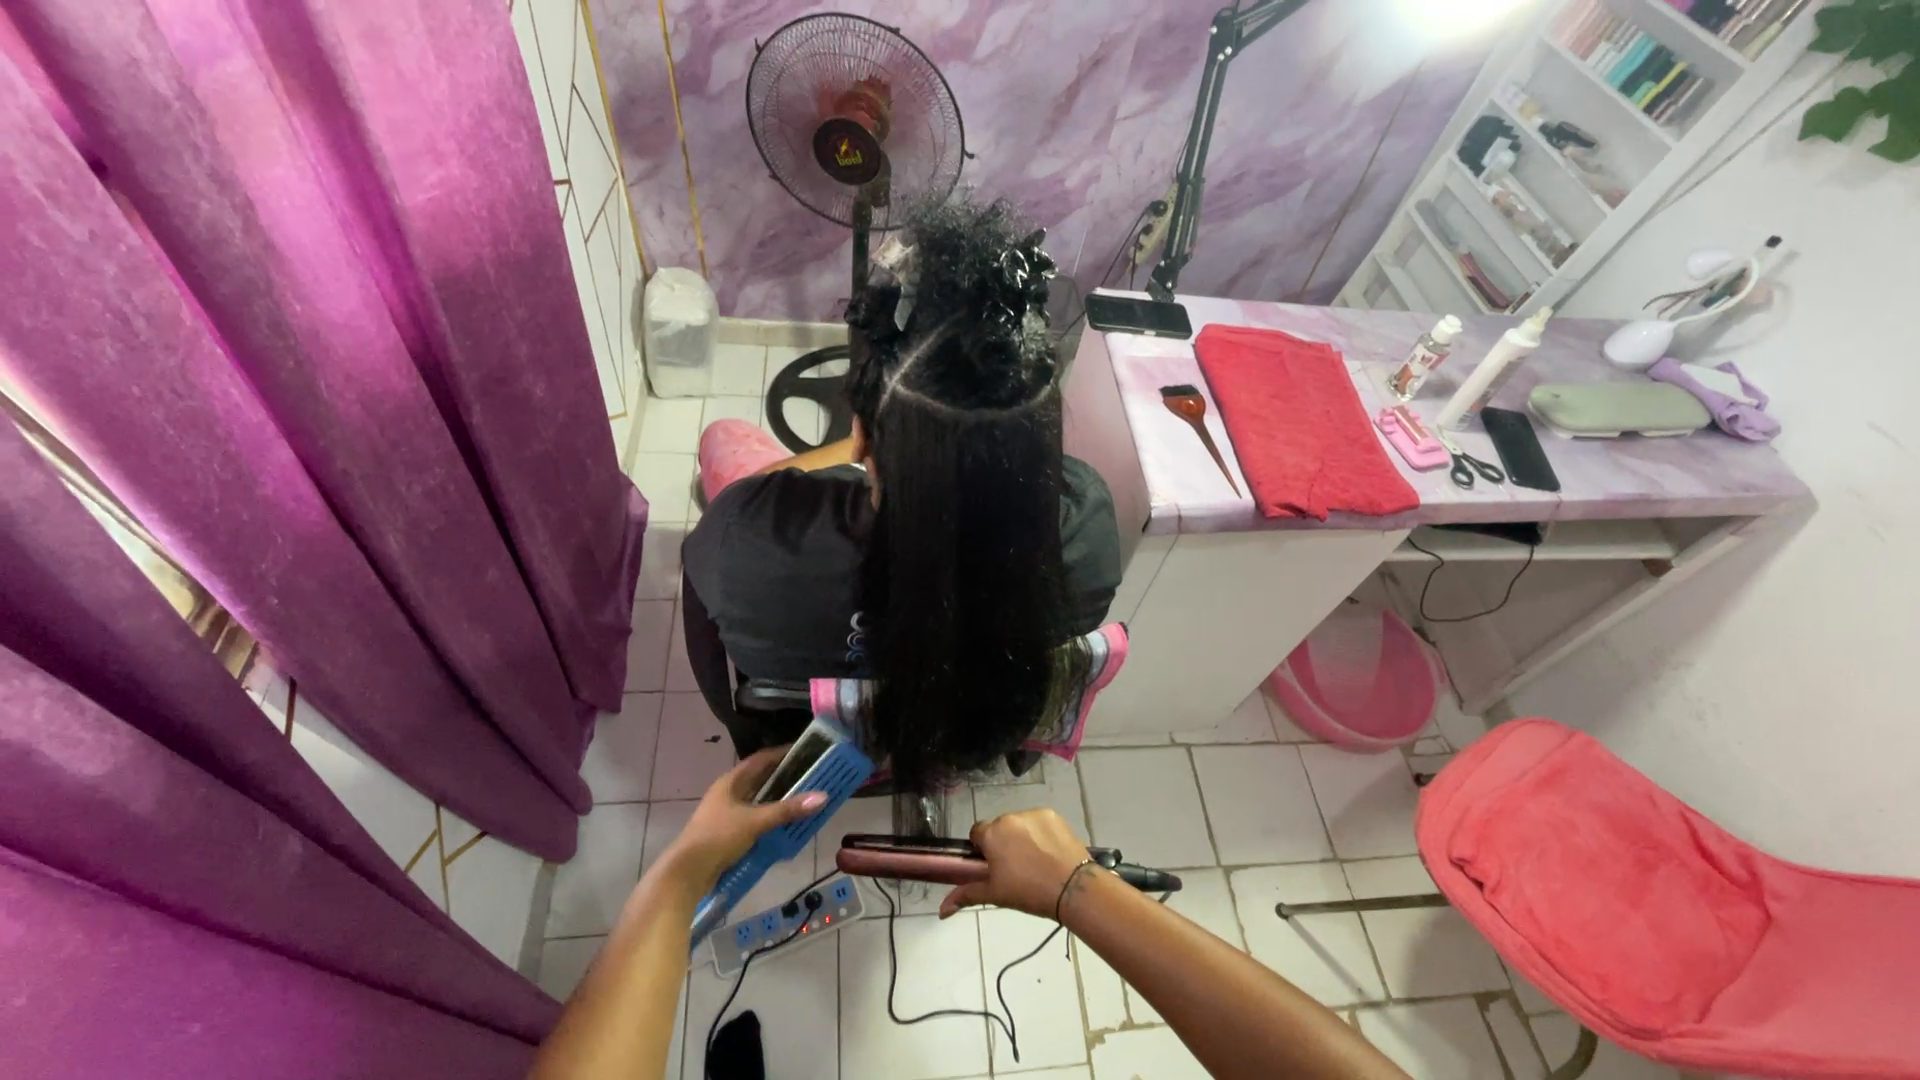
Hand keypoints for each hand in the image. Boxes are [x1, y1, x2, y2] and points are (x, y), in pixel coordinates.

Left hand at [659, 747, 827, 891]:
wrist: (687, 873)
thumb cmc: (718, 837)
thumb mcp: (755, 821)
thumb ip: (788, 810)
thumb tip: (823, 796)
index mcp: (730, 782)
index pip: (760, 760)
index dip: (782, 754)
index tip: (806, 752)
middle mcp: (728, 793)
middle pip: (760, 780)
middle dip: (785, 778)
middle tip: (812, 776)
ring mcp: (727, 814)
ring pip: (758, 801)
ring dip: (779, 800)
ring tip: (805, 799)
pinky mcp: (728, 833)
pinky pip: (755, 820)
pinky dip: (771, 819)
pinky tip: (787, 825)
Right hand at [938, 808, 1091, 920]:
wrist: (1072, 887)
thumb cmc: (1028, 891)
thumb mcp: (994, 895)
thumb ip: (965, 895)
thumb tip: (941, 910)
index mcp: (991, 834)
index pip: (977, 832)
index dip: (982, 848)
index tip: (992, 865)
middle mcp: (1009, 817)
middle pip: (999, 828)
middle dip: (1003, 843)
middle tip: (1014, 867)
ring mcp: (1032, 814)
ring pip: (1019, 824)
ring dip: (1021, 837)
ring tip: (1035, 861)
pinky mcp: (1052, 815)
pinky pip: (1039, 822)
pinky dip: (1041, 833)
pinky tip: (1049, 852)